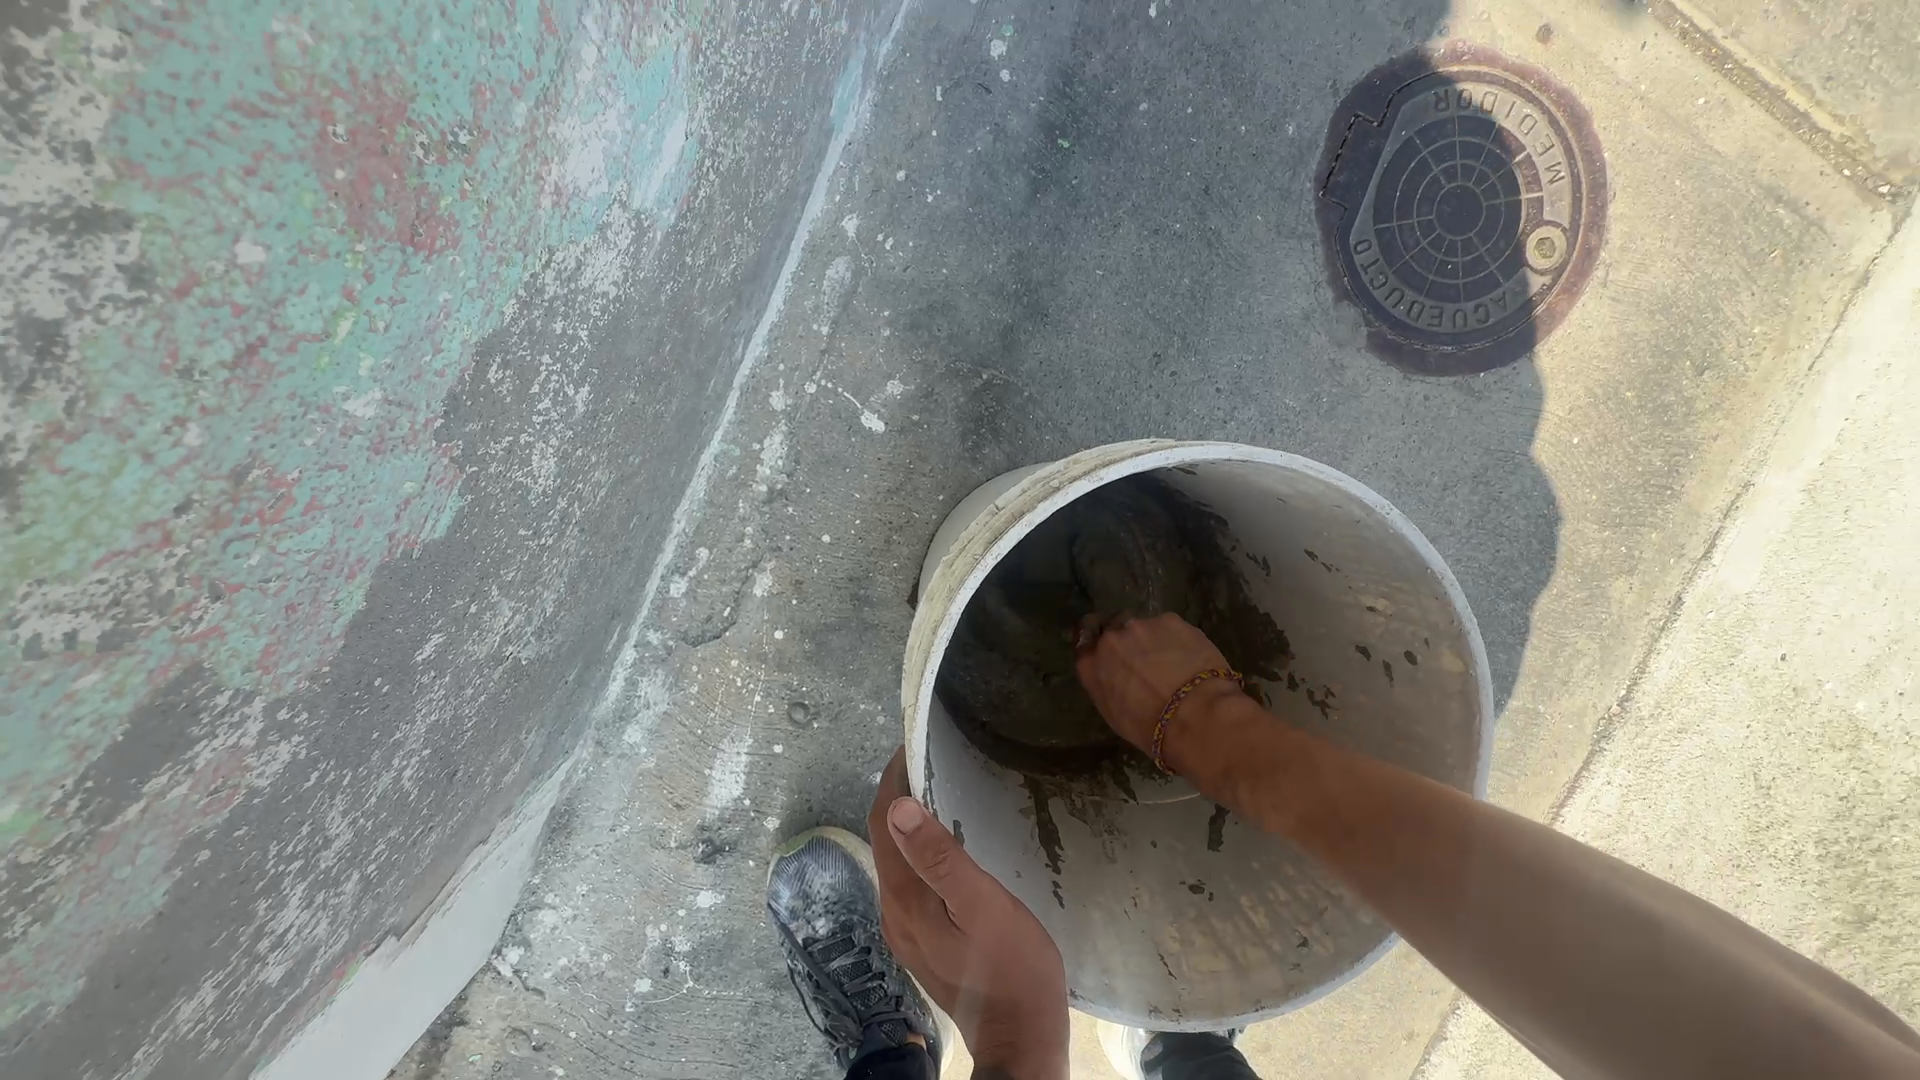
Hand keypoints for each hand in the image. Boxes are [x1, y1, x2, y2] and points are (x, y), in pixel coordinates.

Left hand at [868, 749, 1068, 1079]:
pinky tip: (946, 844)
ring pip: (895, 860)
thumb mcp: (983, 906)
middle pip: (884, 839)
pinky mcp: (920, 942)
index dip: (892, 780)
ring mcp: (903, 930)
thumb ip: (940, 858)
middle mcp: (892, 912)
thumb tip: (898, 808)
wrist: (1022, 1040)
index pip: (882, 821)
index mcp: (903, 898)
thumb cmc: (1014, 967)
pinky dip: (918, 851)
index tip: (913, 745)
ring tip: (940, 790)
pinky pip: (908, 881)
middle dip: (899, 795)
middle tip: (930, 760)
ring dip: (908, 822)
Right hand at [1074, 612, 1238, 751]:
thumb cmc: (1151, 728)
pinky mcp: (1170, 620)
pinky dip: (1177, 639)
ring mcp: (1140, 626)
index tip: (1109, 650)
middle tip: (1145, 659)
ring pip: (1144, 626)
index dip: (1097, 643)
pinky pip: (1169, 627)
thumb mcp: (1114, 713)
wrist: (1195, 716)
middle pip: (1114, 628)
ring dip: (1153, 639)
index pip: (1084, 641)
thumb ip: (1105, 684)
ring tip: (1173, 660)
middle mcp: (1110, 639)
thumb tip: (1113, 673)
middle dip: (1126, 640)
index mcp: (1091, 665)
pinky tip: (1191, 657)